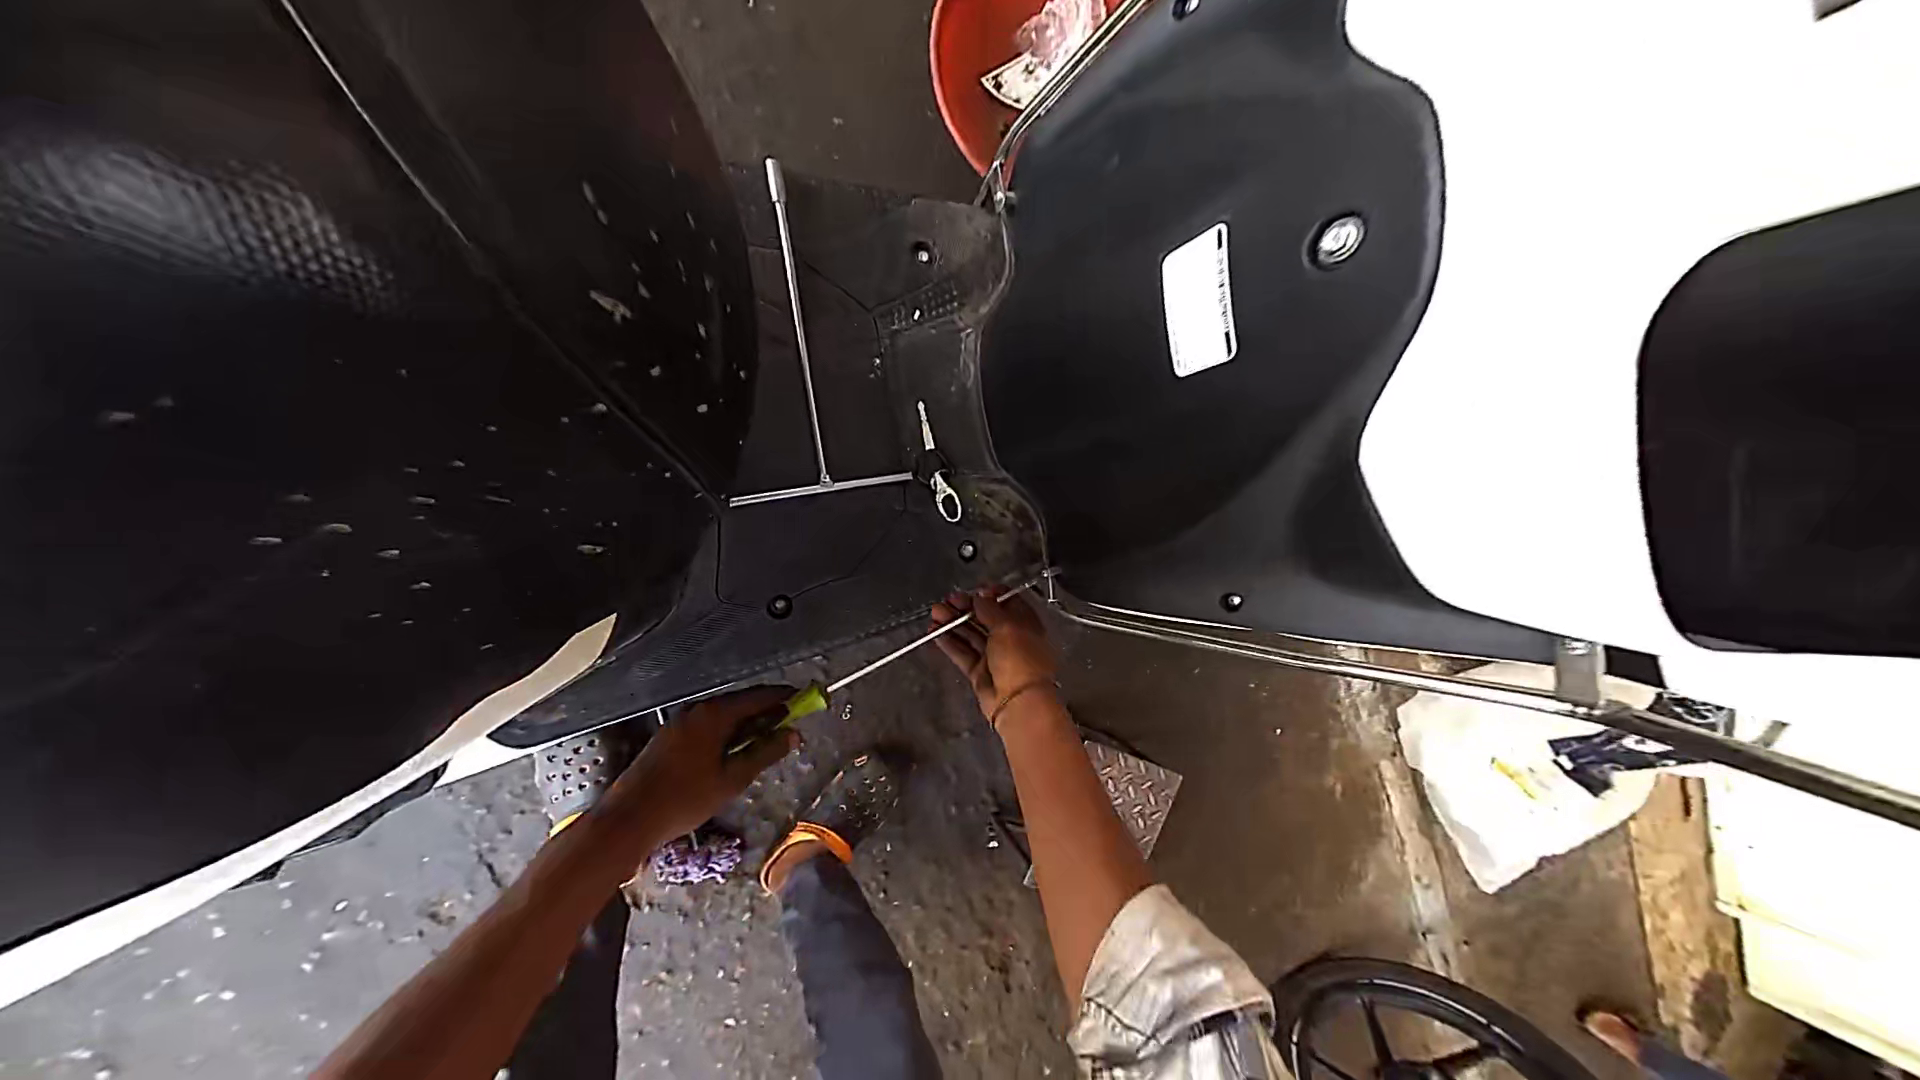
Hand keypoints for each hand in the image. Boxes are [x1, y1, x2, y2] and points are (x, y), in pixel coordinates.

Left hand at [598, 686, 799, 841]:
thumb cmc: (685, 799)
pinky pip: (708, 726)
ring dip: (747, 724)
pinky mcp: (670, 737)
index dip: (784, 698)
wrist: (628, 819)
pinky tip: (734, 751)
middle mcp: (697, 710)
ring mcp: (680, 722)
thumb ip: (765, 752)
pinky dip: (727, 732)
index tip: (804, 701)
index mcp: (715, 714)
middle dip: (767, 712)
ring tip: (766, 741)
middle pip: (741, 703)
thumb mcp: (733, 779)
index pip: (759, 696)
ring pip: (723, 715)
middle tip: (789, 725)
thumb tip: (793, 734)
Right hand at [930, 585, 1057, 721]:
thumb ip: (991, 609)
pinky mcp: (980, 672)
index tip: (975, 589)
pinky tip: (937, 632)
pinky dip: (949, 642)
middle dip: (966, 607)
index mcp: (1025, 624)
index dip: (991, 595)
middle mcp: (1011, 639)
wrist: (1018, 703)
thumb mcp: (1007, 626)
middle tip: (949, 600)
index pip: (1007, 602)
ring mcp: (994, 656)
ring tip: (936, 613)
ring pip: (971, 634)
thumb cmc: (1021, 662)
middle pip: (985, 618)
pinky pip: (962, 653)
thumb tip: (981, 597)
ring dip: (953, 622)